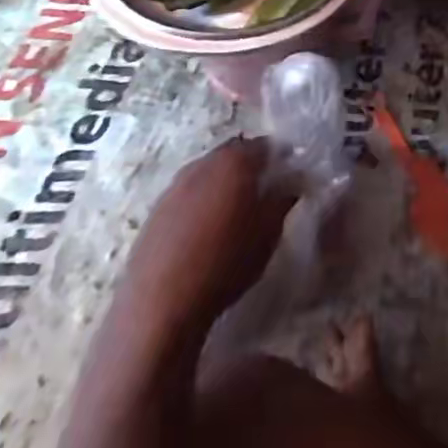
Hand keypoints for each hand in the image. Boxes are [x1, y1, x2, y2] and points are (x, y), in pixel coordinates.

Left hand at [130, 137, 295, 324]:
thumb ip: (282, 199)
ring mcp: (174, 186)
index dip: (281, 156)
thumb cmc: (226, 263)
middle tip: (266, 188)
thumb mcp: (268, 233)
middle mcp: (202, 164)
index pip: (265, 145)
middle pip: (233, 153)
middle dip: (251, 165)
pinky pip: (187, 192)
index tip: (291, 173)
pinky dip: (202, 199)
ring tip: (236, 207)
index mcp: (234, 163)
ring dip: (224, 181)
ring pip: (208, 171)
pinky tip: (207, 226)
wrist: (160, 303)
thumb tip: (292, 181)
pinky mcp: (155, 210)